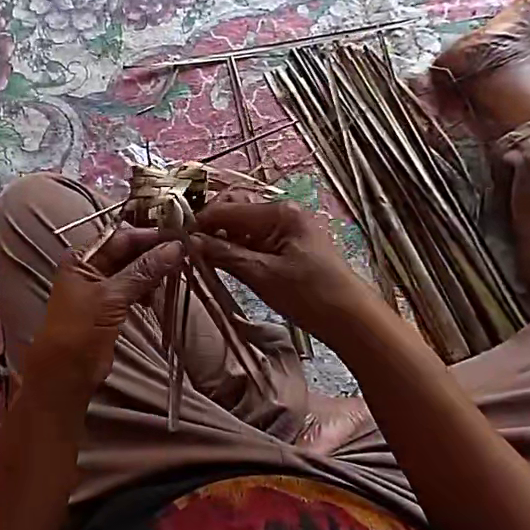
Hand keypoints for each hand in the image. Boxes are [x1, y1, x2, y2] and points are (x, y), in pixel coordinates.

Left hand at [22, 227, 184, 396]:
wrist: (66, 373)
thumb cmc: (79, 329)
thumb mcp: (110, 296)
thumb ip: (142, 271)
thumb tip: (175, 248)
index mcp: (81, 258)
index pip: (120, 237)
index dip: (148, 235)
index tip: (177, 235)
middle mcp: (89, 268)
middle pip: (128, 252)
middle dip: (154, 252)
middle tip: (184, 252)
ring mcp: (101, 288)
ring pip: (133, 270)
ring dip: (153, 271)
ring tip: (175, 272)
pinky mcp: (111, 307)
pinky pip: (134, 289)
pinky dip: (148, 288)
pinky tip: (159, 292)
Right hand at [190, 199, 375, 344]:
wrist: (352, 320)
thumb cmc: (309, 295)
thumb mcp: (261, 274)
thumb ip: (224, 254)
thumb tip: (190, 242)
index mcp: (279, 212)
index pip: (227, 209)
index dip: (200, 222)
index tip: (177, 239)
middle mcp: (283, 213)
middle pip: (234, 213)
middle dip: (210, 229)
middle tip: (189, 250)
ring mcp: (287, 229)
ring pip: (243, 228)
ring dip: (222, 241)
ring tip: (203, 260)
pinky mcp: (289, 245)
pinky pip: (255, 240)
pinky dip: (237, 249)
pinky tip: (225, 264)